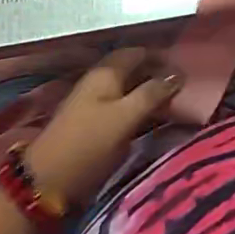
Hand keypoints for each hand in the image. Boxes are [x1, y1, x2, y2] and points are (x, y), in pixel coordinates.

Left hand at [23, 48, 181, 203]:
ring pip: (129, 90)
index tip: (185, 66)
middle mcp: (99, 82)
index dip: (161, 56)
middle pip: (134, 70)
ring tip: (177, 103)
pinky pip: (124, 108)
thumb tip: (177, 74)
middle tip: (186, 86)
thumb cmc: (89, 143)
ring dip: (150, 94)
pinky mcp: (94, 124)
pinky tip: (156, 119)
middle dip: (158, 75)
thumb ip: (152, 93)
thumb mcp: (125, 116)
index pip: (138, 52)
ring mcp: (95, 103)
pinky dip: (141, 110)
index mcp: (105, 73)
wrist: (48, 181)